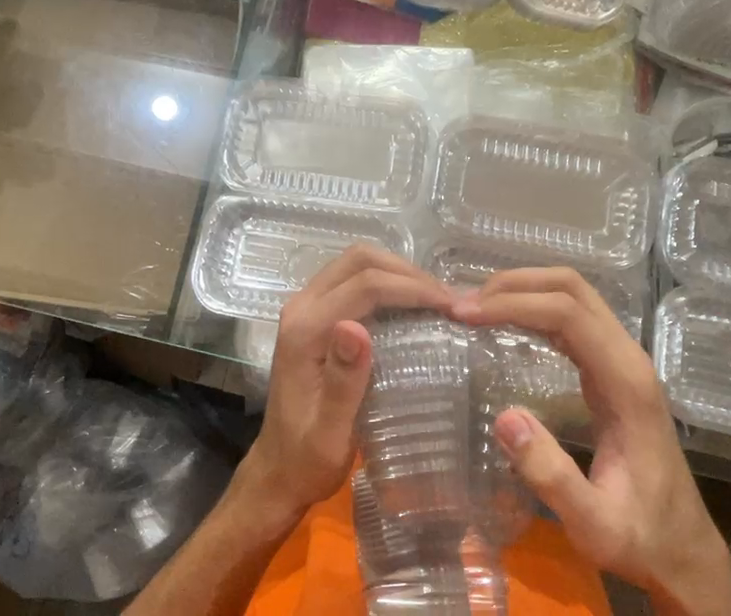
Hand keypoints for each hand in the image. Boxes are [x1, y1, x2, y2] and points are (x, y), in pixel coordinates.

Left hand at [237, 244, 452, 520]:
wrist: (278, 470)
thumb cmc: (307, 459)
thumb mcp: (330, 433)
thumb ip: (344, 381)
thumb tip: (356, 327)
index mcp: (304, 329)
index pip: (363, 285)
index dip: (411, 288)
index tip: (452, 306)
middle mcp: (301, 306)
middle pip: (359, 260)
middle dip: (408, 273)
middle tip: (448, 301)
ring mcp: (305, 306)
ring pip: (356, 264)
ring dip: (399, 274)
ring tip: (438, 302)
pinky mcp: (315, 315)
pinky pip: (354, 280)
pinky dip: (387, 284)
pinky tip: (414, 308)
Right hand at [452, 268, 730, 615]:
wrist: (684, 553)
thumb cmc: (641, 539)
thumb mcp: (594, 524)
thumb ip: (552, 476)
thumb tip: (504, 417)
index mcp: (627, 382)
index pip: (568, 315)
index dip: (514, 305)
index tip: (465, 315)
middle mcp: (628, 358)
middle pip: (573, 288)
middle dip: (515, 285)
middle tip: (464, 305)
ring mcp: (622, 360)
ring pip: (574, 296)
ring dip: (523, 291)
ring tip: (475, 308)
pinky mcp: (612, 370)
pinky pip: (572, 319)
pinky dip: (533, 309)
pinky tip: (504, 324)